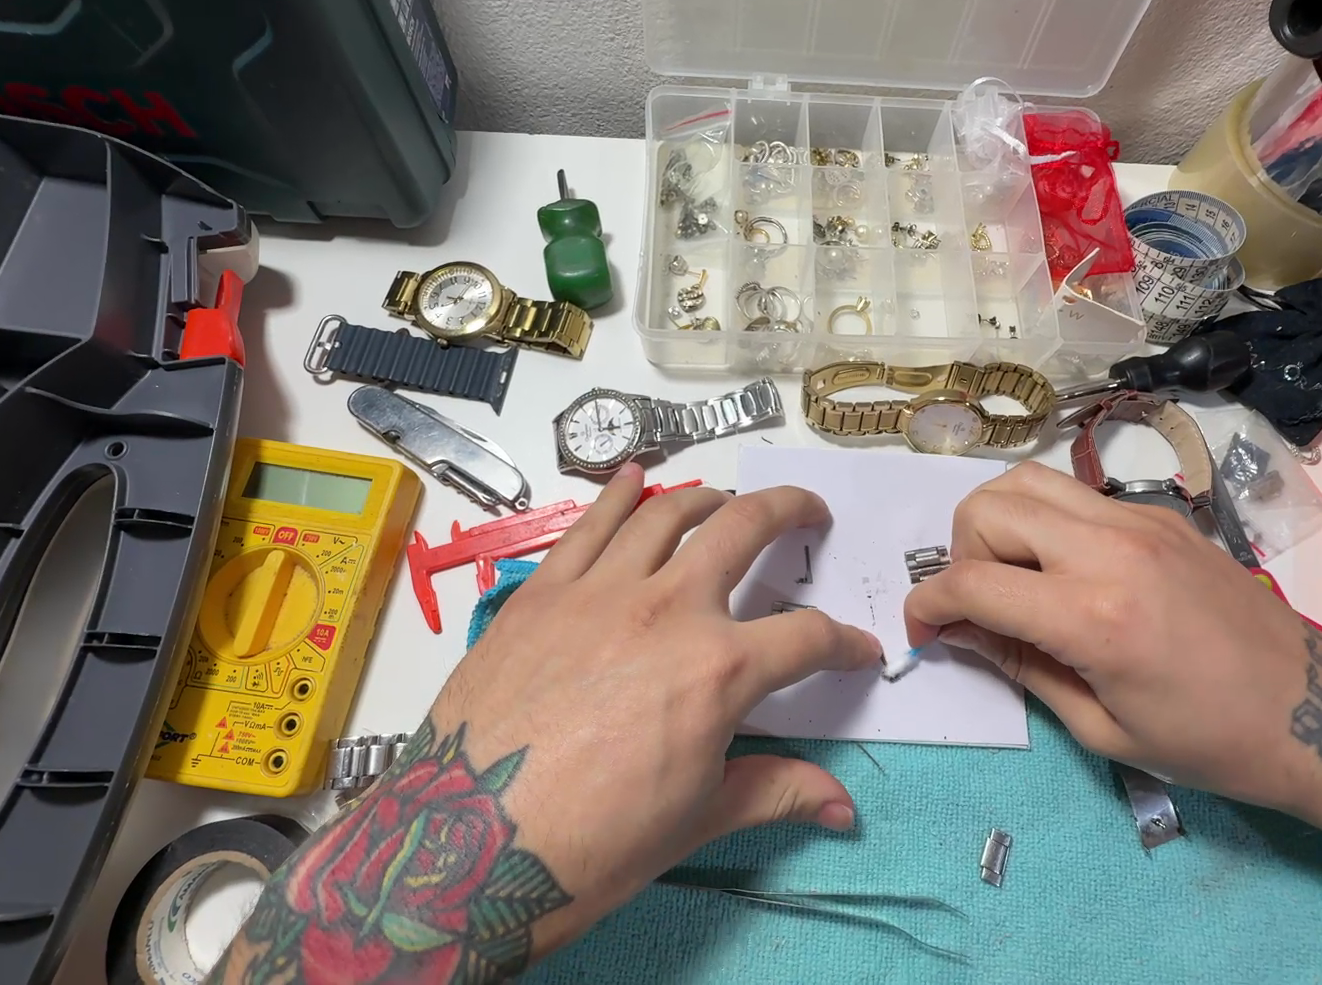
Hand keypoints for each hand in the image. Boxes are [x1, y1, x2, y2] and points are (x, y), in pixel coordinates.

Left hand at [430, 465, 879, 950]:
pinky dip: (616, 493)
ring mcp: (601, 590)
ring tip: (726, 499)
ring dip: (708, 496)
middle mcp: (668, 608)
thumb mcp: (695, 820)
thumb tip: (845, 808)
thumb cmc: (591, 844)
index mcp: (719, 670)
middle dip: (790, 509)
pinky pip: (587, 524)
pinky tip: (631, 476)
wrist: (461, 846)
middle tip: (809, 509)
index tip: (860, 652)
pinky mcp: (544, 590)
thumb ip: (776, 792)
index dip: (846, 644)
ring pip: (666, 512)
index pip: (807, 639)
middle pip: (745, 529)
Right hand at [903, 461, 1321, 821]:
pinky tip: (1059, 564)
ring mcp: (1136, 519)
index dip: (927, 606)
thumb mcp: (1098, 727)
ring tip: (1011, 572)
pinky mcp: (1157, 512)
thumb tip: (958, 632)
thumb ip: (1017, 666)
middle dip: (958, 555)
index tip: (922, 631)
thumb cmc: (1211, 743)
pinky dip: (1039, 517)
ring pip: (1022, 479)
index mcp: (1093, 617)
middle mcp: (1108, 549)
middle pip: (986, 510)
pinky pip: (1069, 491)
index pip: (972, 583)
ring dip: (994, 522)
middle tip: (980, 604)